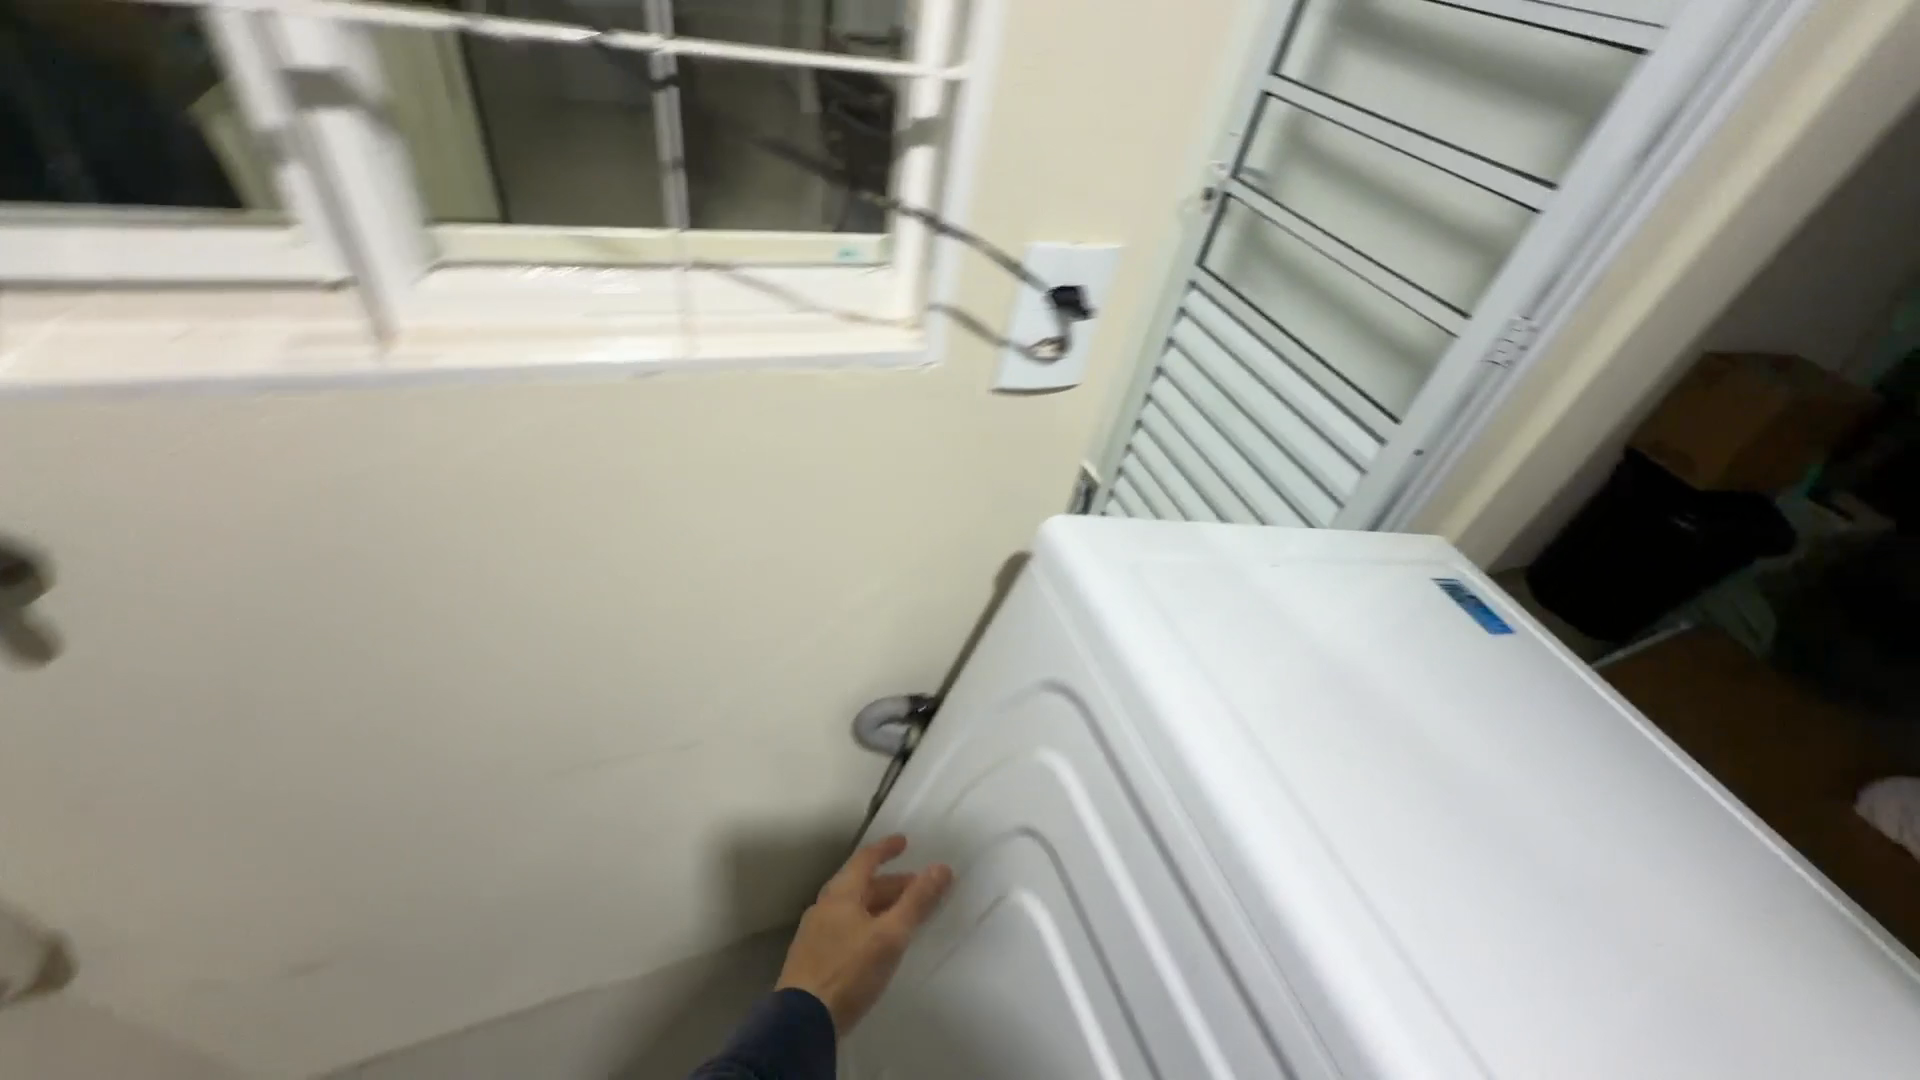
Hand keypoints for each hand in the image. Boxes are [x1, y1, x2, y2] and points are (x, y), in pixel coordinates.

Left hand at [776, 834, 953, 1036]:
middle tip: (917, 887)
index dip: (886, 849)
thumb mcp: (890, 936)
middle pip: (860, 885)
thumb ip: (917, 901)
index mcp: (840, 894)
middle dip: (890, 883)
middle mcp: (824, 907)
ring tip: (902, 916)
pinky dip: (866, 924)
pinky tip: (876, 944)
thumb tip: (942, 867)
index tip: (905, 842)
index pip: (865, 859)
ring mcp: (815, 933)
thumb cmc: (849, 971)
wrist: (802, 1022)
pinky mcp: (813, 959)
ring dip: (879, 905)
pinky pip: (845, 928)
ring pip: (853, 908)